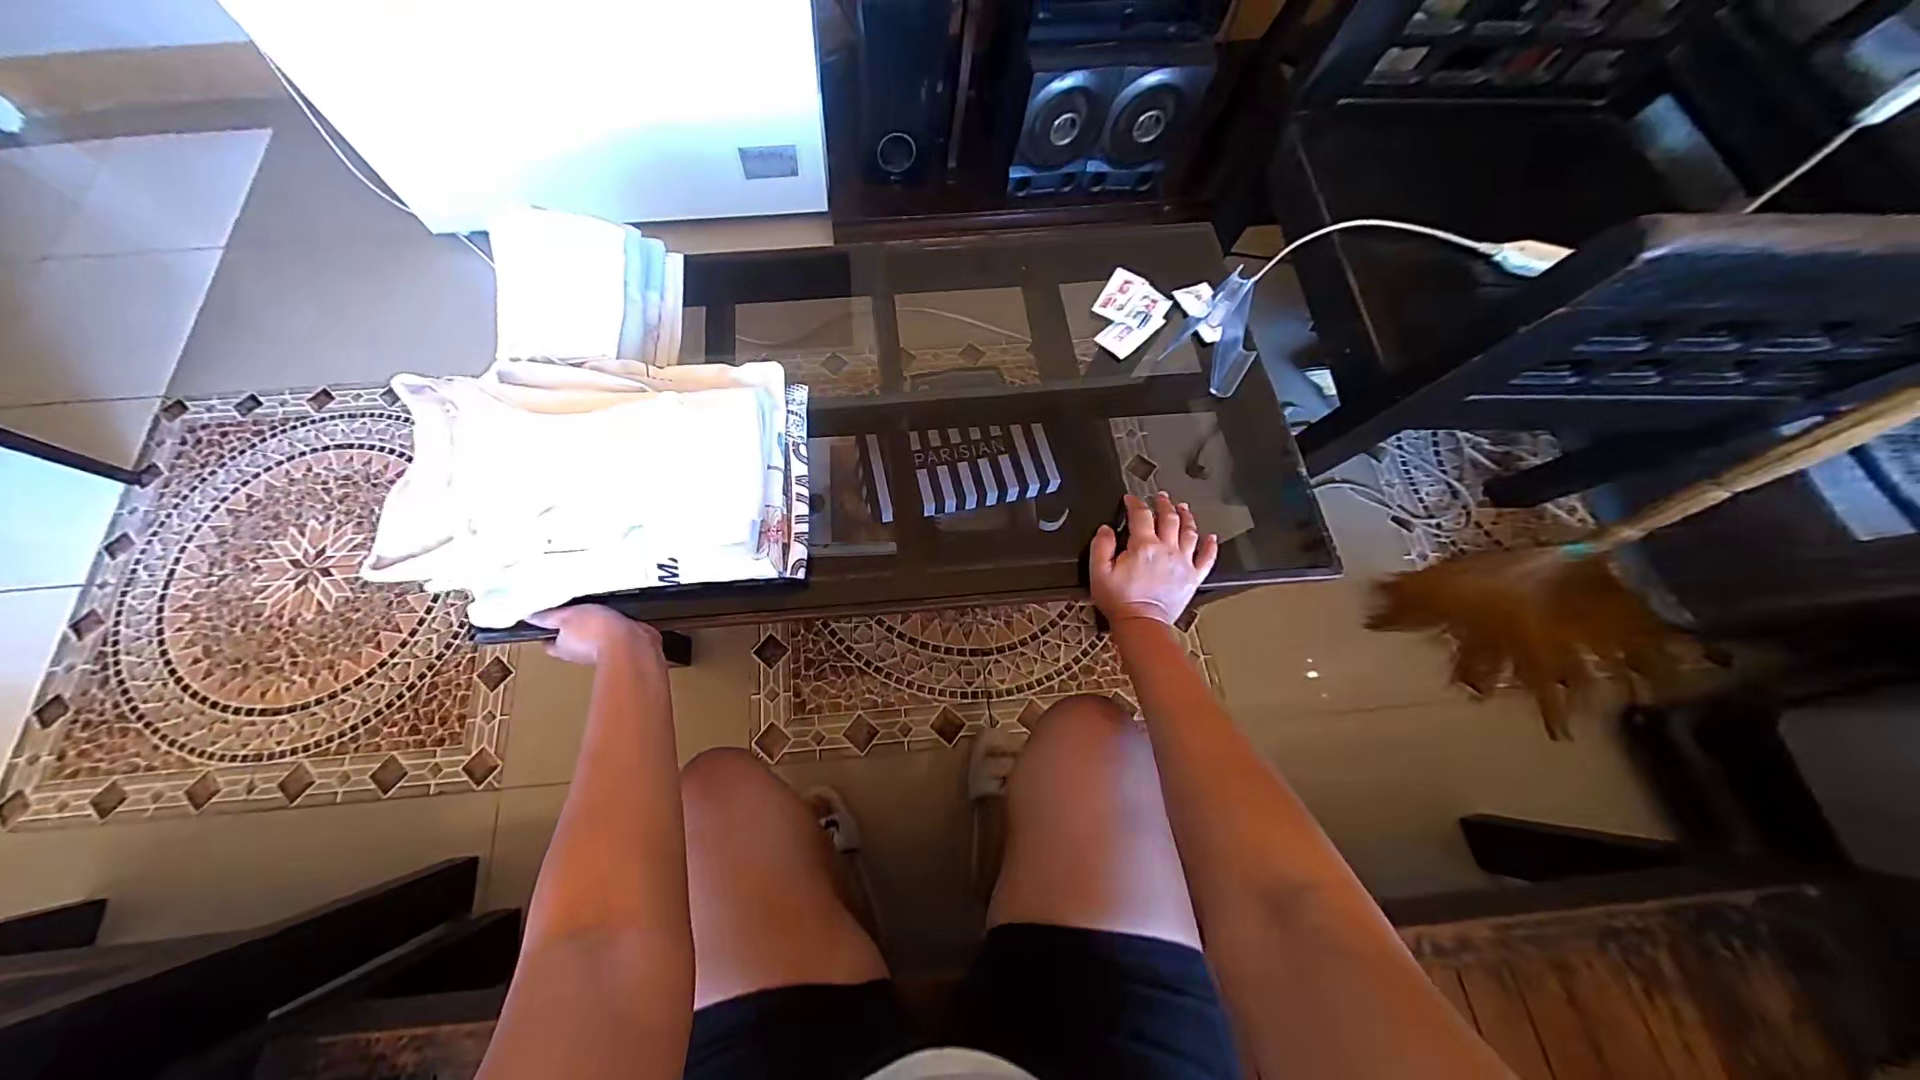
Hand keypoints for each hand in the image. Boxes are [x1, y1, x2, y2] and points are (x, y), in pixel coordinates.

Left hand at [526, 605, 663, 665]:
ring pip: (592, 638)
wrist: (630, 642)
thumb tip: (529, 617)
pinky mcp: (621, 646)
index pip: (548, 642)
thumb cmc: (595, 631)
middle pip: (570, 641)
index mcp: (561, 648)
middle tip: (575, 610)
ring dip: (595, 628)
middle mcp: (579, 653)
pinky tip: (617, 615)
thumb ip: (549, 617)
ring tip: (598, 609)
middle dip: (572, 629)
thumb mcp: (567, 616)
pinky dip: (613, 627)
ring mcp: (601, 651)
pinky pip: (613, 635)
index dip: (546, 632)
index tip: (548, 619)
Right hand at [1090, 492, 1218, 626]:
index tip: (1131, 499)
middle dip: (1164, 504)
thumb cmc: (1120, 601)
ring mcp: (1182, 563)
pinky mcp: (1192, 577)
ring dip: (1186, 517)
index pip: (1141, 515)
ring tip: (1183, 508)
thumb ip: (1101, 546)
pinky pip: (1207, 558)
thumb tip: (1106, 529)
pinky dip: (1211, 546)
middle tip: (1160, 497)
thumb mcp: (1099, 572)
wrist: (1141, 623)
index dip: (1135, 503)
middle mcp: (1166, 550)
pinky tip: (1211, 537)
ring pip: (1189, 532)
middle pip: (1169, 518)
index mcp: (1143, 546)